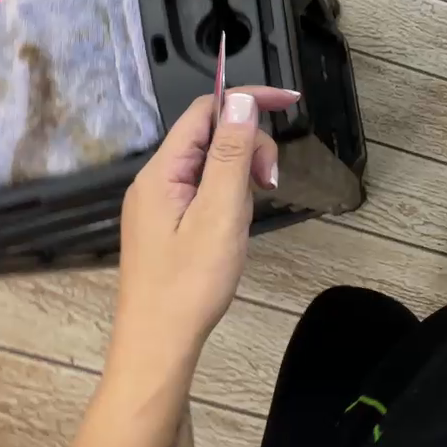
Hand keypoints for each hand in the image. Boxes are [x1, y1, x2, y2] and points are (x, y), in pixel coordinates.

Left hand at [113, 86, 300, 367]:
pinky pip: (207, 187)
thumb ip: (232, 154)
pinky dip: (232, 192)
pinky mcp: (169, 222)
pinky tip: (239, 218)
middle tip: (271, 180)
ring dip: (243, 172)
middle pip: (211, 135)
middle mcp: (156, 180)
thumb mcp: (220, 213)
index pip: (206, 110)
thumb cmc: (191, 282)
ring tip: (254, 207)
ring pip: (213, 162)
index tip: (290, 103)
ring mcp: (160, 202)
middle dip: (249, 146)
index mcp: (162, 172)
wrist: (158, 348)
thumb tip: (241, 101)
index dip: (247, 98)